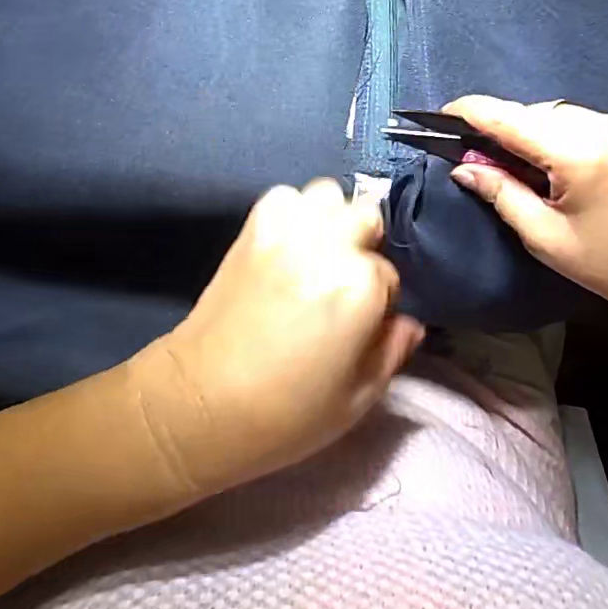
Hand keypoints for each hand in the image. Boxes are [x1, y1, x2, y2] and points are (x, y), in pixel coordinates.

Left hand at [129, 179, 424, 497]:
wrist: (200, 402)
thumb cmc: (285, 414)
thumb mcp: (357, 399)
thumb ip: (392, 351)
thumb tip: (407, 320)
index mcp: (359, 286)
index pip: (390, 273)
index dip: (380, 300)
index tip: (364, 320)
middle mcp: (326, 245)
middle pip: (365, 216)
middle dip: (364, 244)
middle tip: (345, 280)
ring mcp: (286, 230)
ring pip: (326, 194)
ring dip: (330, 219)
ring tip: (319, 253)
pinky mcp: (251, 228)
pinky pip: (284, 197)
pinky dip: (293, 212)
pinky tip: (289, 245)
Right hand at [443, 95, 607, 341]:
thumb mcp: (547, 238)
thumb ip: (500, 192)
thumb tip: (463, 165)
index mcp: (583, 153)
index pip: (512, 118)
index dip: (472, 111)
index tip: (443, 114)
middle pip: (539, 113)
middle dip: (509, 130)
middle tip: (487, 158)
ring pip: (566, 115)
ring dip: (541, 133)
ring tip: (532, 168)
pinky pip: (594, 122)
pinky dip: (571, 136)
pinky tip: (572, 166)